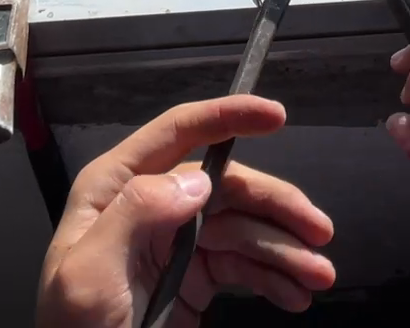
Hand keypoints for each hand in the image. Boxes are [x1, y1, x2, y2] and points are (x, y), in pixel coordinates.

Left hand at [36, 95, 336, 327]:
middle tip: (321, 231)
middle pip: (226, 185)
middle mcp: (150, 202)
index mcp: (117, 185)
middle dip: (276, 204)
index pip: (178, 132)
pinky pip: (242, 265)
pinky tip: (297, 294)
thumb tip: (199, 180)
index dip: (229, 116)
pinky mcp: (193, 279)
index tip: (277, 115)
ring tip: (319, 275)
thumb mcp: (88, 276)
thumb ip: (136, 215)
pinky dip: (273, 276)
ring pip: (242, 226)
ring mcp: (174, 241)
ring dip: (284, 247)